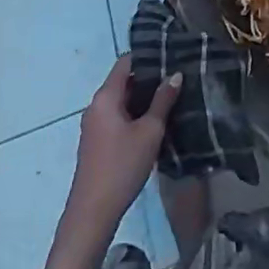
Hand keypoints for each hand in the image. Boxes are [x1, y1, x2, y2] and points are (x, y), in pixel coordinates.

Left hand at [66, 57, 182, 225]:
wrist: (92, 212)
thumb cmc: (122, 166)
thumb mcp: (149, 132)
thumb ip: (162, 101)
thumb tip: (175, 74)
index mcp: (105, 96)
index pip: (125, 62)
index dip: (146, 56)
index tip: (169, 56)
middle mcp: (96, 105)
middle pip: (122, 81)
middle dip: (147, 78)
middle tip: (175, 78)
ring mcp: (93, 124)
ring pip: (120, 101)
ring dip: (141, 98)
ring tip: (169, 98)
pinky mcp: (95, 141)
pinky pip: (116, 116)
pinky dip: (133, 114)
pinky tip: (153, 123)